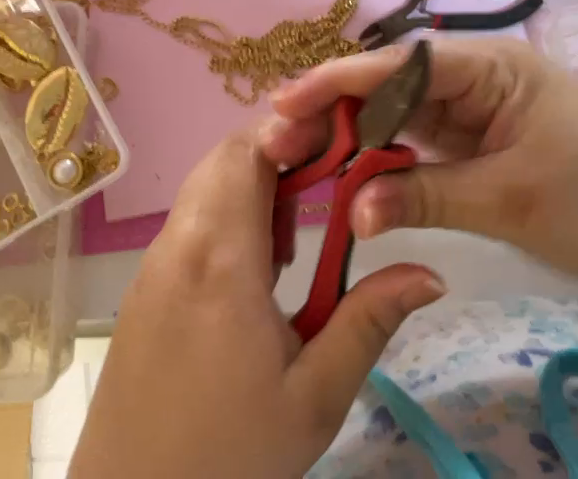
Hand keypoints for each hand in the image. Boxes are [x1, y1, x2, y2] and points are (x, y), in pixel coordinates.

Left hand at [70, 129, 446, 478]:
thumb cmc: (229, 452)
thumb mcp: (315, 395)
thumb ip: (369, 321)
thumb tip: (433, 272)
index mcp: (220, 257)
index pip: (248, 151)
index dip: (292, 130)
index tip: (342, 141)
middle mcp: (178, 244)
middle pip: (226, 159)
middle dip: (280, 155)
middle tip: (328, 190)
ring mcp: (154, 265)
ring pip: (205, 188)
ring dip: (253, 189)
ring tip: (296, 240)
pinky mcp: (144, 289)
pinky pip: (190, 223)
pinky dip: (228, 219)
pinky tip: (257, 274)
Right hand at [262, 37, 577, 305]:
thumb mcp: (511, 199)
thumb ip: (425, 196)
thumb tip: (349, 212)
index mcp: (494, 66)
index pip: (405, 64)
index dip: (342, 80)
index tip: (286, 101)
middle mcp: (476, 78)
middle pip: (392, 86)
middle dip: (335, 109)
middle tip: (275, 137)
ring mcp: (473, 113)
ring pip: (397, 115)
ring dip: (349, 134)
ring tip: (291, 153)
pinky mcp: (471, 145)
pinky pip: (414, 144)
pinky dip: (377, 159)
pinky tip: (338, 170)